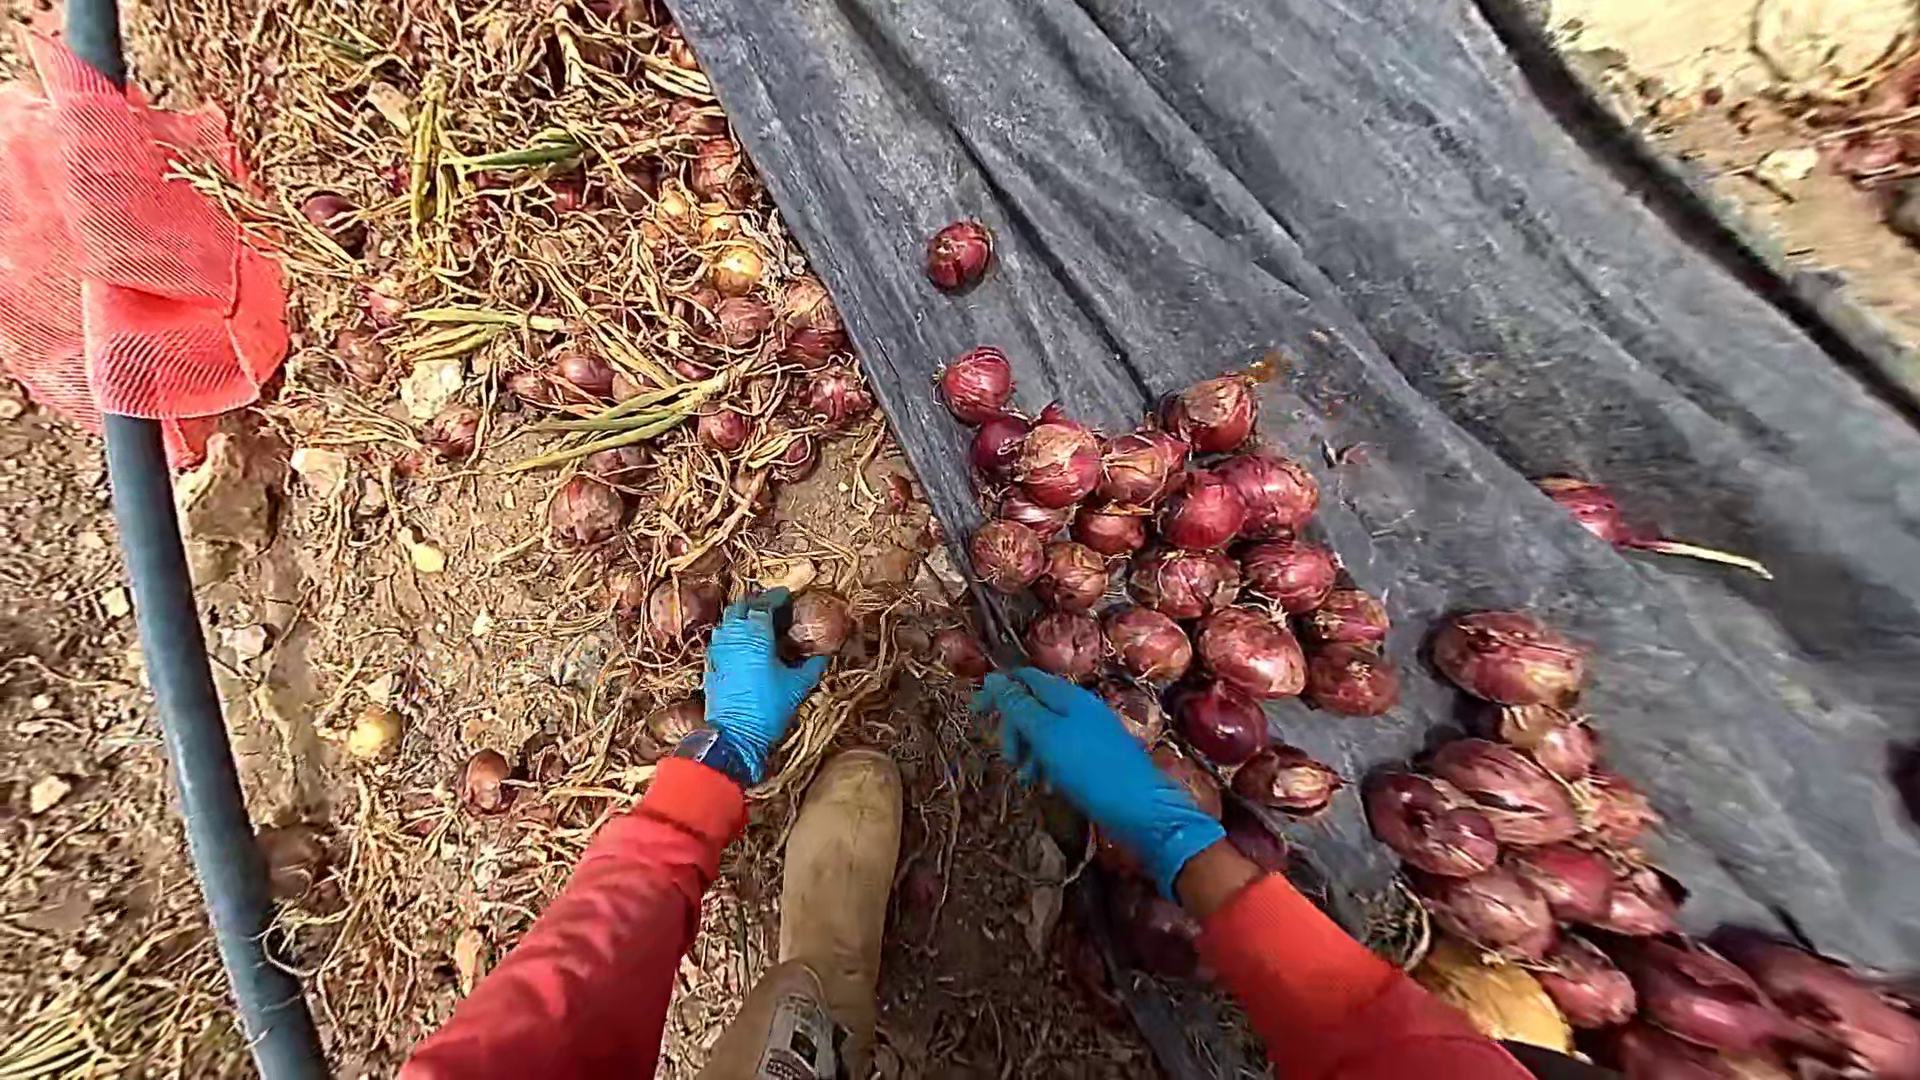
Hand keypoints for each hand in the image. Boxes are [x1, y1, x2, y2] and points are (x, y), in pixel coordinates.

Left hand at [704, 588, 828, 782]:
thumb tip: (823, 654)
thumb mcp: (798, 685)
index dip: (776, 597)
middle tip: (772, 605)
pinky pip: (720, 639)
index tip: (787, 596)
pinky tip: (744, 644)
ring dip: (742, 617)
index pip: (764, 605)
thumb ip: (812, 665)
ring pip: (727, 622)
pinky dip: (732, 634)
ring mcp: (718, 650)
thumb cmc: (768, 708)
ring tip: (758, 622)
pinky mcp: (710, 665)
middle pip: (741, 607)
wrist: (734, 737)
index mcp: (755, 636)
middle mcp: (733, 637)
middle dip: (756, 602)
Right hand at [974, 668, 1224, 897]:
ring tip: (1027, 779)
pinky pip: (1059, 750)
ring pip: (1043, 730)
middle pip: (1032, 704)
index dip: (998, 692)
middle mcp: (1078, 707)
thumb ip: (1019, 706)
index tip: (976, 715)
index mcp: (1066, 696)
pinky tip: (1045, 785)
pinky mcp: (1095, 756)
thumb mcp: (1046, 736)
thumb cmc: (1091, 770)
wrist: (1146, 812)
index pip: (1024, 678)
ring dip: (1027, 751)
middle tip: (1008, 759)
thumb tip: (993, 677)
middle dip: (1013, 729)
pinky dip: (1045, 763)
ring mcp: (1089, 731)